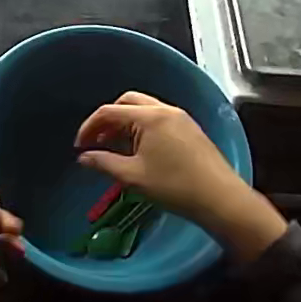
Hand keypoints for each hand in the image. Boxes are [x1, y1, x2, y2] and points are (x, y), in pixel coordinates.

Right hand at [75, 91, 286, 260]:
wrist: (220, 199)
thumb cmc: (174, 187)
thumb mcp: (132, 177)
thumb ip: (103, 163)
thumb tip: (84, 158)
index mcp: (150, 117)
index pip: (109, 112)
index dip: (89, 127)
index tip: (80, 146)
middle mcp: (166, 110)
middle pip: (127, 102)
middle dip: (107, 119)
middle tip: (97, 141)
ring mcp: (180, 118)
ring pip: (144, 109)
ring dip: (124, 123)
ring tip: (115, 148)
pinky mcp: (190, 129)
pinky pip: (158, 118)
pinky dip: (141, 128)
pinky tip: (138, 151)